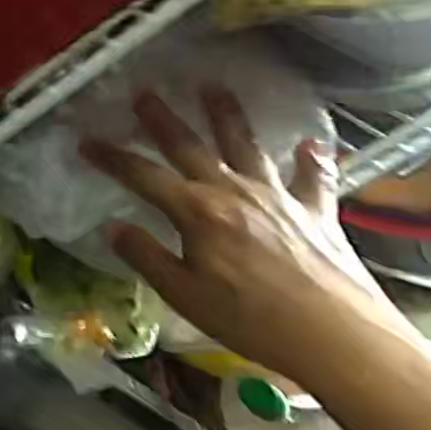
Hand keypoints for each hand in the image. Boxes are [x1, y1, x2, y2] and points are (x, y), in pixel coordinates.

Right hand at [82, 89, 420, 386]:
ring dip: (227, 115)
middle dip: (162, 119)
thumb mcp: (184, 295)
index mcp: (197, 212)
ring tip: (215, 87)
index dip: (111, 158)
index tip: (87, 142)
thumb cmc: (253, 321)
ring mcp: (278, 198)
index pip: (142, 175)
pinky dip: (311, 160)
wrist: (343, 342)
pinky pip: (313, 179)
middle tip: (144, 92)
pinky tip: (310, 144)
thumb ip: (145, 256)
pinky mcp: (317, 213)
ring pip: (246, 146)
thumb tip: (113, 226)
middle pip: (190, 147)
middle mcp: (233, 192)